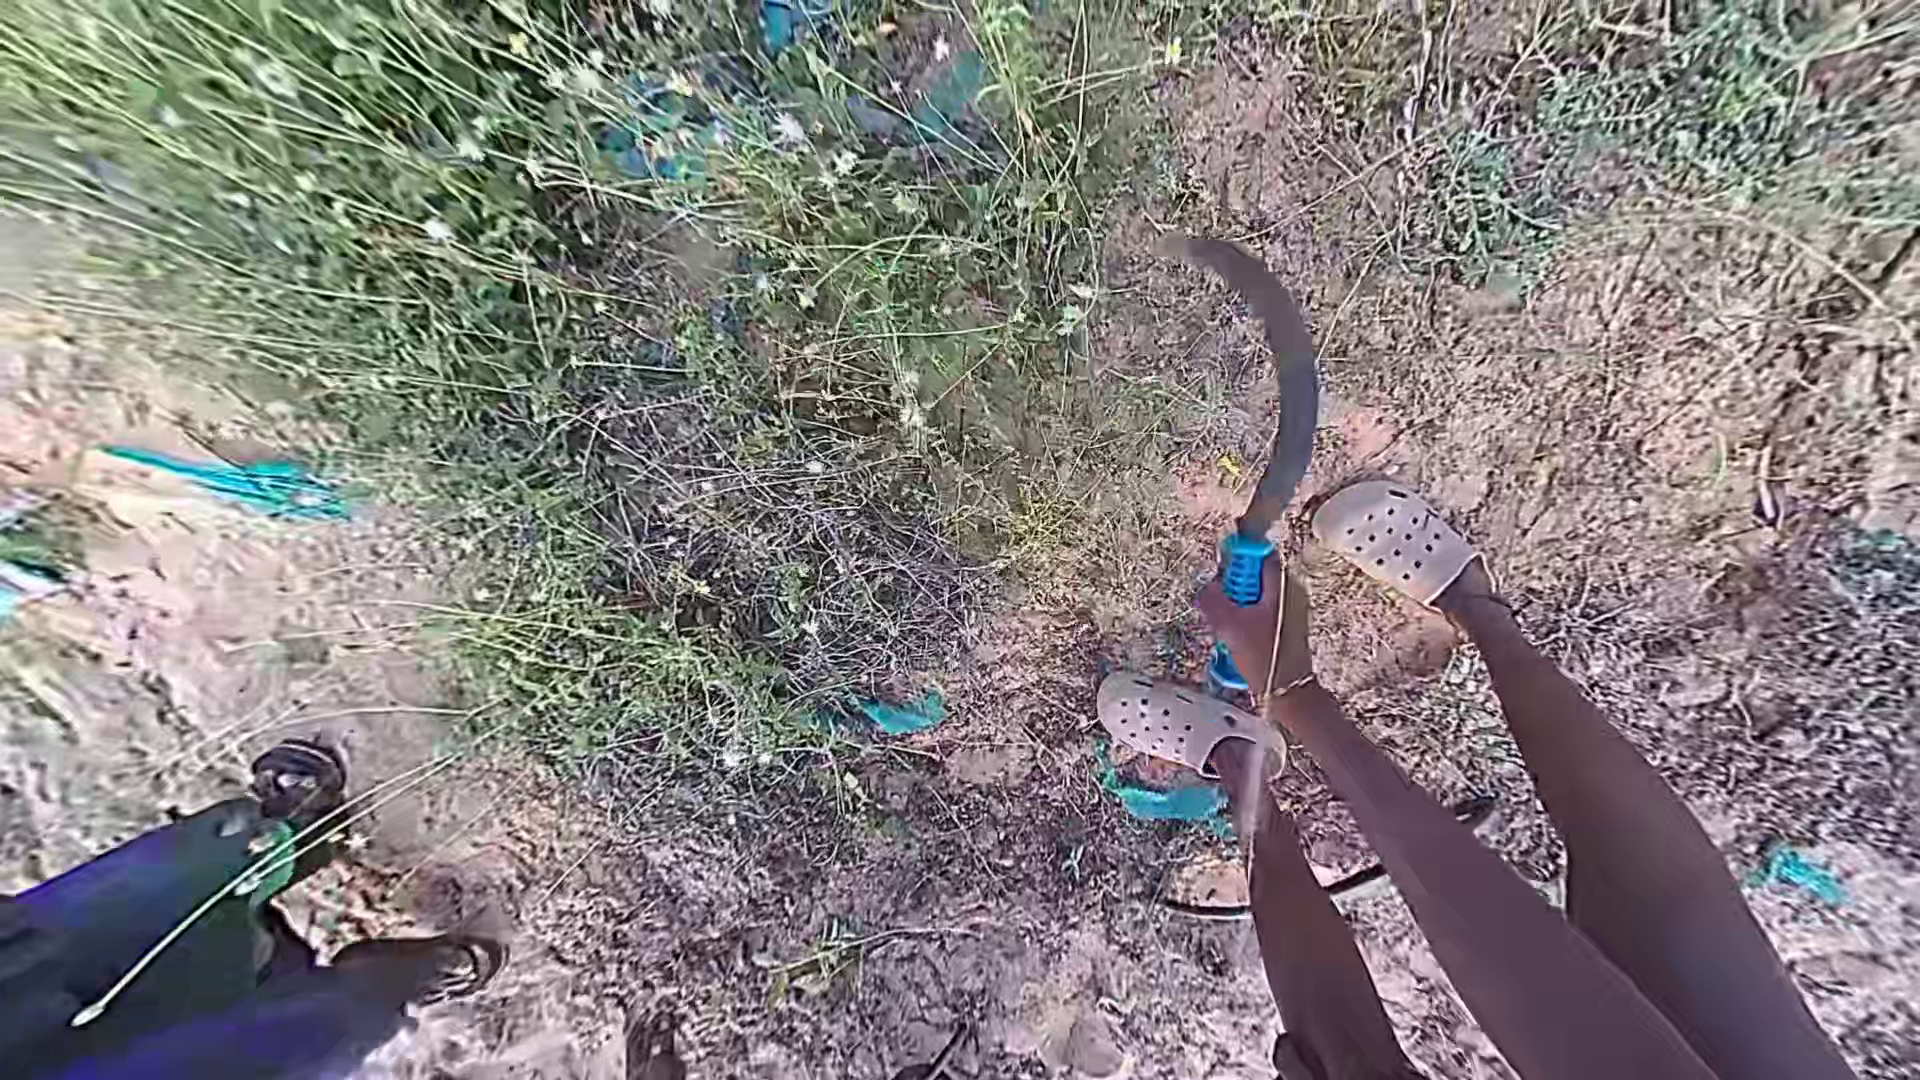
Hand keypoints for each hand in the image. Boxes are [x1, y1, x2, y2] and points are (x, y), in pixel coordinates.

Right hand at [1196, 557, 1312, 698]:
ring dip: (1236, 602)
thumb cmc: (1261, 654)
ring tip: (1227, 621)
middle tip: (1221, 603)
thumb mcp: (1229, 624)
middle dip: (1233, 585)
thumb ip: (1213, 599)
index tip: (1222, 570)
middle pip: (1254, 574)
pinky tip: (1236, 632)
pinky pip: (1259, 608)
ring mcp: (1290, 608)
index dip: (1238, 557)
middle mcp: (1290, 592)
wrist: (1287, 690)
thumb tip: (1206, 586)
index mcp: (1281, 585)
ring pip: (1254, 593)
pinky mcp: (1285, 623)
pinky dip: (1245, 615)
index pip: (1259, 555)